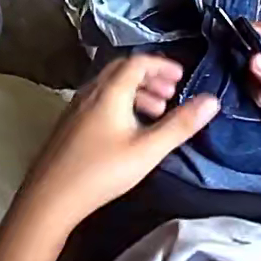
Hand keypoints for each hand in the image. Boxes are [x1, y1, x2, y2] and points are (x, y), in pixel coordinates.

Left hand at [12, 54, 218, 232]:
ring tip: (156, 112)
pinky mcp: (69, 124)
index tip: (181, 77)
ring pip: (110, 86)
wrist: (48, 199)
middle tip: (171, 93)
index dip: (162, 64)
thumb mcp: (148, 150)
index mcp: (110, 91)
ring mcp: (76, 107)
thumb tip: (212, 101)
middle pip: (123, 69)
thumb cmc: (102, 172)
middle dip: (151, 76)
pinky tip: (130, 128)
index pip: (138, 61)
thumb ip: (180, 125)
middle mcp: (91, 92)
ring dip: (137, 91)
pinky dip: (121, 102)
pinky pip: (100, 99)